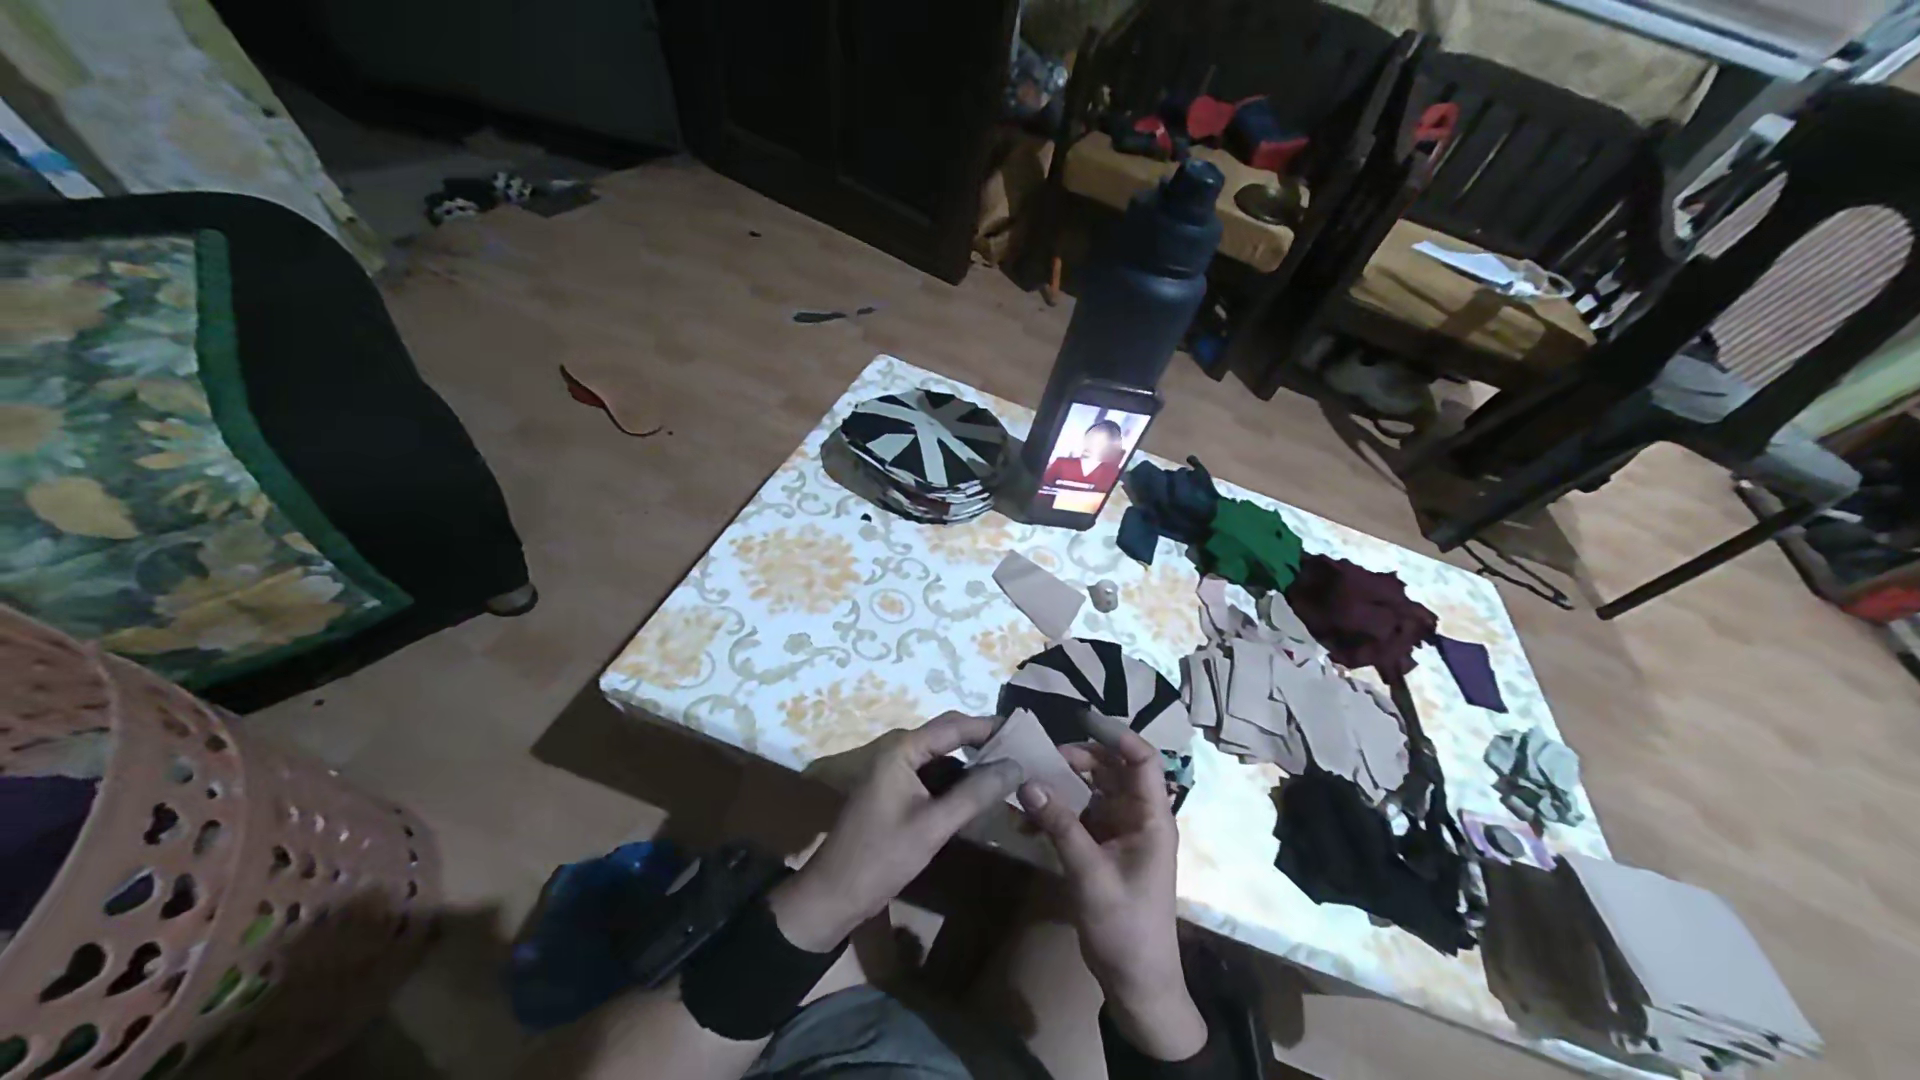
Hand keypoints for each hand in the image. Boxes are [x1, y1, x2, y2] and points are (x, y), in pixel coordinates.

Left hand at [768, 713, 1021, 950]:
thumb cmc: (881, 856)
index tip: (1024, 731)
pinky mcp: (897, 793)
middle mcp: (898, 752)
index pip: (954, 725)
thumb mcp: (934, 826)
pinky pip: (934, 777)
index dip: (989, 726)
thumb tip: (1015, 765)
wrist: (834, 895)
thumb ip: (975, 793)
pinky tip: (981, 795)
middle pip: (948, 737)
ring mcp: (896, 772)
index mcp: (902, 750)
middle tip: (1022, 752)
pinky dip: (957, 783)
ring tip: (1010, 772)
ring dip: (972, 764)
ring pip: (943, 758)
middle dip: (983, 742)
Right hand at [1017, 724, 1206, 1060]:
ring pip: (1092, 790)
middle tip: (1042, 757)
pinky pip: (1078, 815)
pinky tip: (1027, 815)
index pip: (1142, 761)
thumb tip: (1026, 782)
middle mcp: (1137, 817)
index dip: (1117, 736)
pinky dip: (1056, 810)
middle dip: (1079, 758)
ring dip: (1063, 783)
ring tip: (1029, 780)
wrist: (1135, 982)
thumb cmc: (1126, 926)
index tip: (1080, 720)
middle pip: (1112, 770)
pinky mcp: (1101, 848)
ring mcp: (1118, 832)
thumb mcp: (1090, 874)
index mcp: (1152, 818)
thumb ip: (1060, 826)